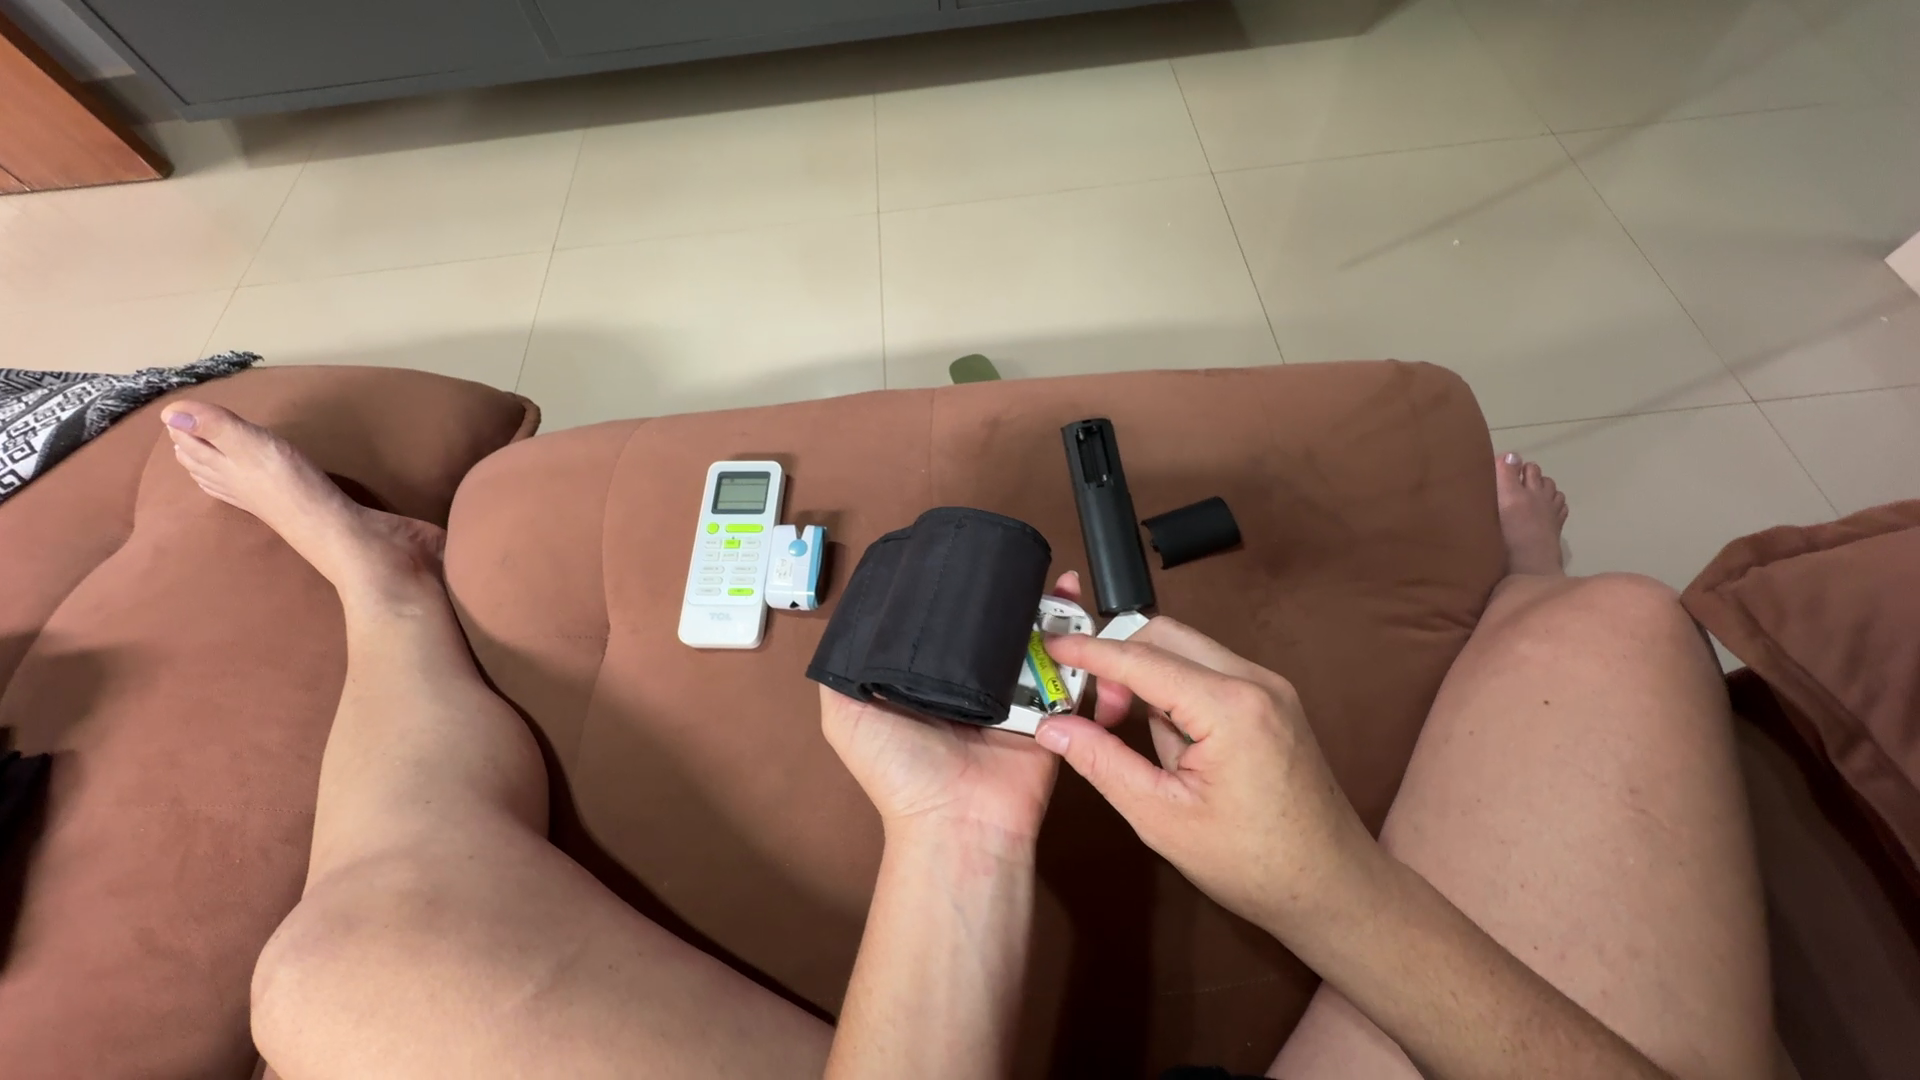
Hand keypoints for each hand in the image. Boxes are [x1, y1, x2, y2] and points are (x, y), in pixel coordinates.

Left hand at [821, 571, 1085, 853]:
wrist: (959, 820)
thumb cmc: (899, 769)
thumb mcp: (846, 716)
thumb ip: (842, 669)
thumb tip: (856, 616)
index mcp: (927, 680)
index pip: (937, 623)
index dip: (944, 589)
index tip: (950, 550)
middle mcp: (970, 680)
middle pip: (986, 624)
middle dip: (995, 589)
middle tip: (1001, 552)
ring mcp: (1013, 690)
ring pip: (1026, 635)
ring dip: (1037, 600)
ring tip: (1039, 566)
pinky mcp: (1049, 702)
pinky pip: (1062, 660)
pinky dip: (1071, 628)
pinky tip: (1067, 590)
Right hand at [1036, 618, 1380, 934]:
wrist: (1335, 888)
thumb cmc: (1250, 864)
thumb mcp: (1160, 817)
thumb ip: (1102, 762)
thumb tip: (1052, 728)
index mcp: (1230, 707)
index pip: (1141, 659)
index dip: (1088, 650)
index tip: (1049, 645)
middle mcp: (1254, 680)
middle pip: (1164, 636)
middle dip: (1120, 662)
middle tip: (1100, 714)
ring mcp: (1268, 685)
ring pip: (1185, 649)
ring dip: (1148, 678)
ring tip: (1139, 738)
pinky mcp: (1271, 698)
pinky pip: (1207, 670)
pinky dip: (1175, 689)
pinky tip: (1175, 741)